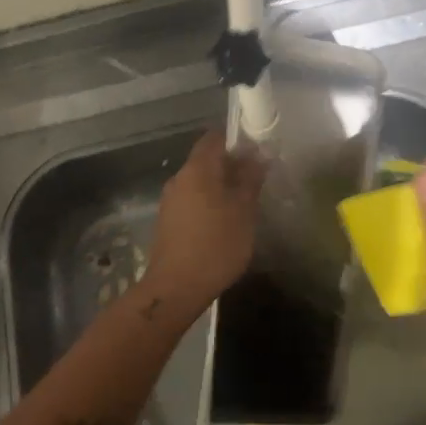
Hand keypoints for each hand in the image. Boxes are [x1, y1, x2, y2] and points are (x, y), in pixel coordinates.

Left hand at [143, 128, 264, 312]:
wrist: (176, 287)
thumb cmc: (216, 246)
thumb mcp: (243, 212)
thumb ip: (250, 180)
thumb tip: (258, 155)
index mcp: (197, 170)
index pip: (214, 138)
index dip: (236, 138)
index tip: (257, 148)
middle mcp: (179, 179)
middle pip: (206, 160)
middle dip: (231, 165)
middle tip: (257, 178)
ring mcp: (170, 200)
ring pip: (199, 182)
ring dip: (220, 186)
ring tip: (245, 201)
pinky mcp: (168, 221)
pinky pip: (192, 201)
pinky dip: (209, 202)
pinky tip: (224, 221)